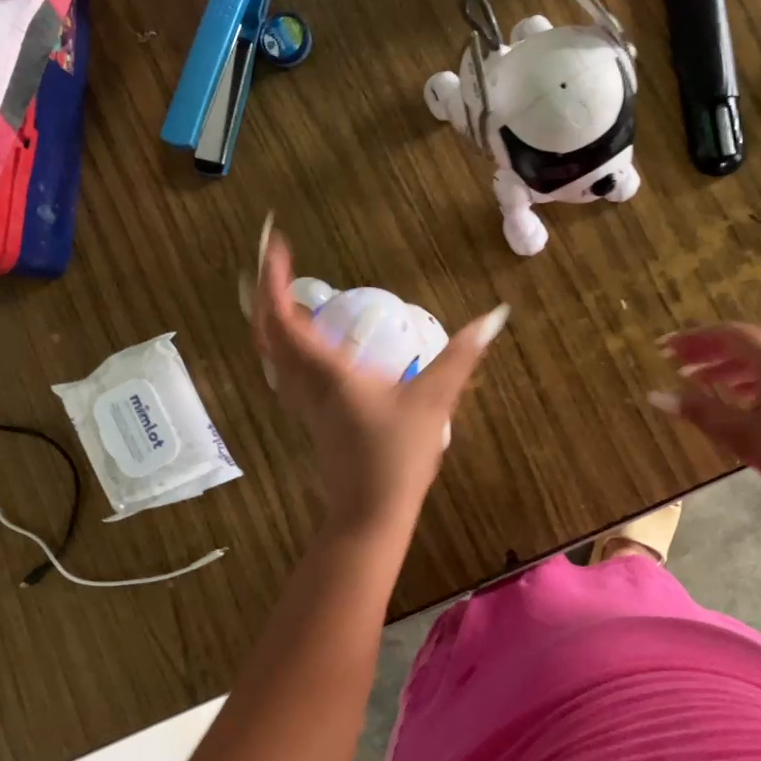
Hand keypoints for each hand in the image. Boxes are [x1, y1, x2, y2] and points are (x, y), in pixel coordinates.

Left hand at [247, 220, 507, 524]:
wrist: (370, 515)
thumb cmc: (397, 458)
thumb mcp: (434, 402)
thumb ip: (462, 356)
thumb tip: (496, 315)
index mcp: (327, 372)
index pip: (284, 319)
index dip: (273, 280)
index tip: (273, 245)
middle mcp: (305, 385)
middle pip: (267, 334)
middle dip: (265, 294)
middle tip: (275, 264)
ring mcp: (304, 406)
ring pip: (273, 356)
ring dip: (272, 322)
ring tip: (288, 297)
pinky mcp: (312, 422)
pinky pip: (286, 373)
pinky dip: (286, 347)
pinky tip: (309, 347)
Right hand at [651, 324, 760, 509]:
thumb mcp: (743, 436)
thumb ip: (699, 412)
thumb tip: (656, 396)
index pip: (728, 334)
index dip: (693, 340)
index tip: (665, 349)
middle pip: (747, 343)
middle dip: (709, 351)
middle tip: (677, 364)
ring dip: (730, 366)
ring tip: (702, 383)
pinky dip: (753, 379)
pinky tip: (742, 400)